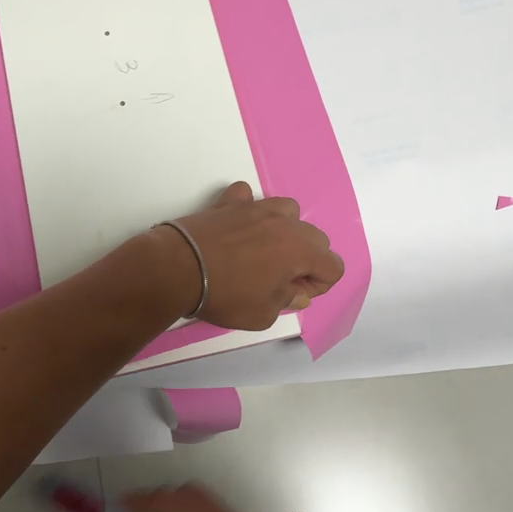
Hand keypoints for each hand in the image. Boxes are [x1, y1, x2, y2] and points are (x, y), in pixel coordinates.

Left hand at [156, 182, 344, 330]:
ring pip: (287, 210)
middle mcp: (283, 223)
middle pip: (315, 237)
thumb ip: (287, 301)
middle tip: (279, 280)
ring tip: (263, 250)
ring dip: (283, 230)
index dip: (318, 286)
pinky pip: (246, 197)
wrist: (179, 269)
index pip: (333, 266)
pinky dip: (246, 209)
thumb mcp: (263, 314)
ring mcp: (255, 208)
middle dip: (306, 259)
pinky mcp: (228, 203)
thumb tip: (296, 292)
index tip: (292, 295)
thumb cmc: (226, 295)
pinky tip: (236, 226)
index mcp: (300, 250)